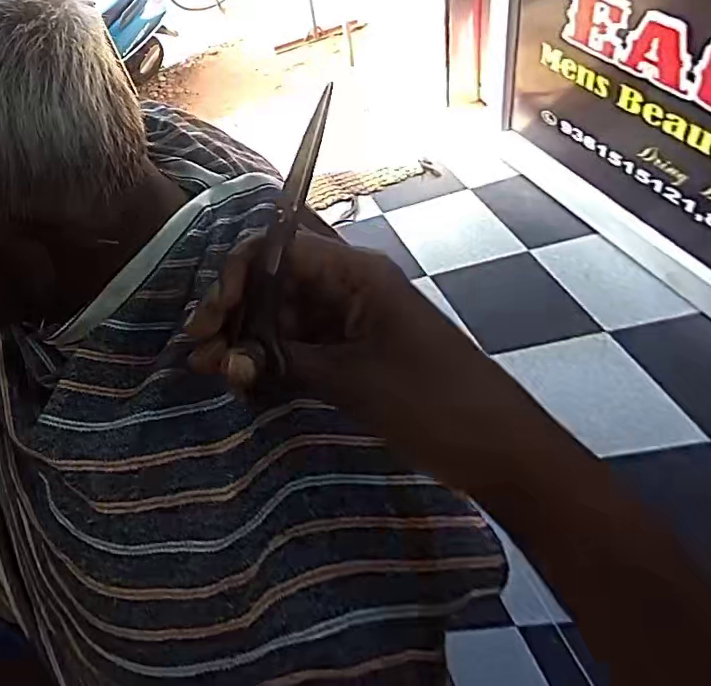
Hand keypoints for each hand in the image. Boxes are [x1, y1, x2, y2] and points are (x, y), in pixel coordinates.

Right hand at [184, 227, 568, 492]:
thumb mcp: (350, 380)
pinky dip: (265, 358)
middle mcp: (344, 285)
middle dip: (231, 313)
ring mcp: (345, 319)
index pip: (275, 251)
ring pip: (276, 316)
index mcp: (353, 272)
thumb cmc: (436, 403)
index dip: (235, 276)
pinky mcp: (347, 349)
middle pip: (269, 283)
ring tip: (210, 369)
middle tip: (199, 348)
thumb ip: (277, 362)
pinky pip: (292, 343)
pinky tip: (239, 379)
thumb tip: (216, 362)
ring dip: (242, 339)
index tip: (212, 316)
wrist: (510, 459)